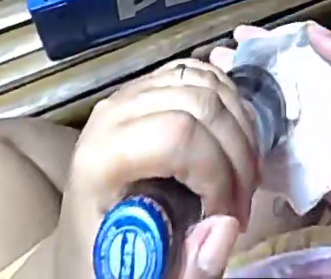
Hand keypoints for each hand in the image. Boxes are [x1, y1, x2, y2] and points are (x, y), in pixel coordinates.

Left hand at [52, 59, 261, 278]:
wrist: (85, 241)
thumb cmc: (111, 263)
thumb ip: (188, 268)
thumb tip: (227, 225)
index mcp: (102, 156)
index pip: (178, 134)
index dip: (217, 171)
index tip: (230, 218)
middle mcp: (114, 111)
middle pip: (199, 102)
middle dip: (237, 152)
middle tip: (245, 202)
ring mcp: (131, 92)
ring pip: (203, 81)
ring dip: (239, 125)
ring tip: (244, 174)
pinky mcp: (147, 85)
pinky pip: (197, 72)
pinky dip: (227, 98)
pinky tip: (234, 137)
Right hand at [211, 22, 330, 239]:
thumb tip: (310, 28)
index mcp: (325, 79)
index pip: (287, 56)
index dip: (263, 44)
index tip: (238, 34)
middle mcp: (308, 105)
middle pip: (267, 84)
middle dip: (240, 71)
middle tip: (212, 61)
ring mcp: (301, 140)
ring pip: (262, 119)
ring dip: (237, 105)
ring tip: (209, 94)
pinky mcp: (300, 174)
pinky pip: (268, 160)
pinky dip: (246, 149)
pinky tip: (223, 139)